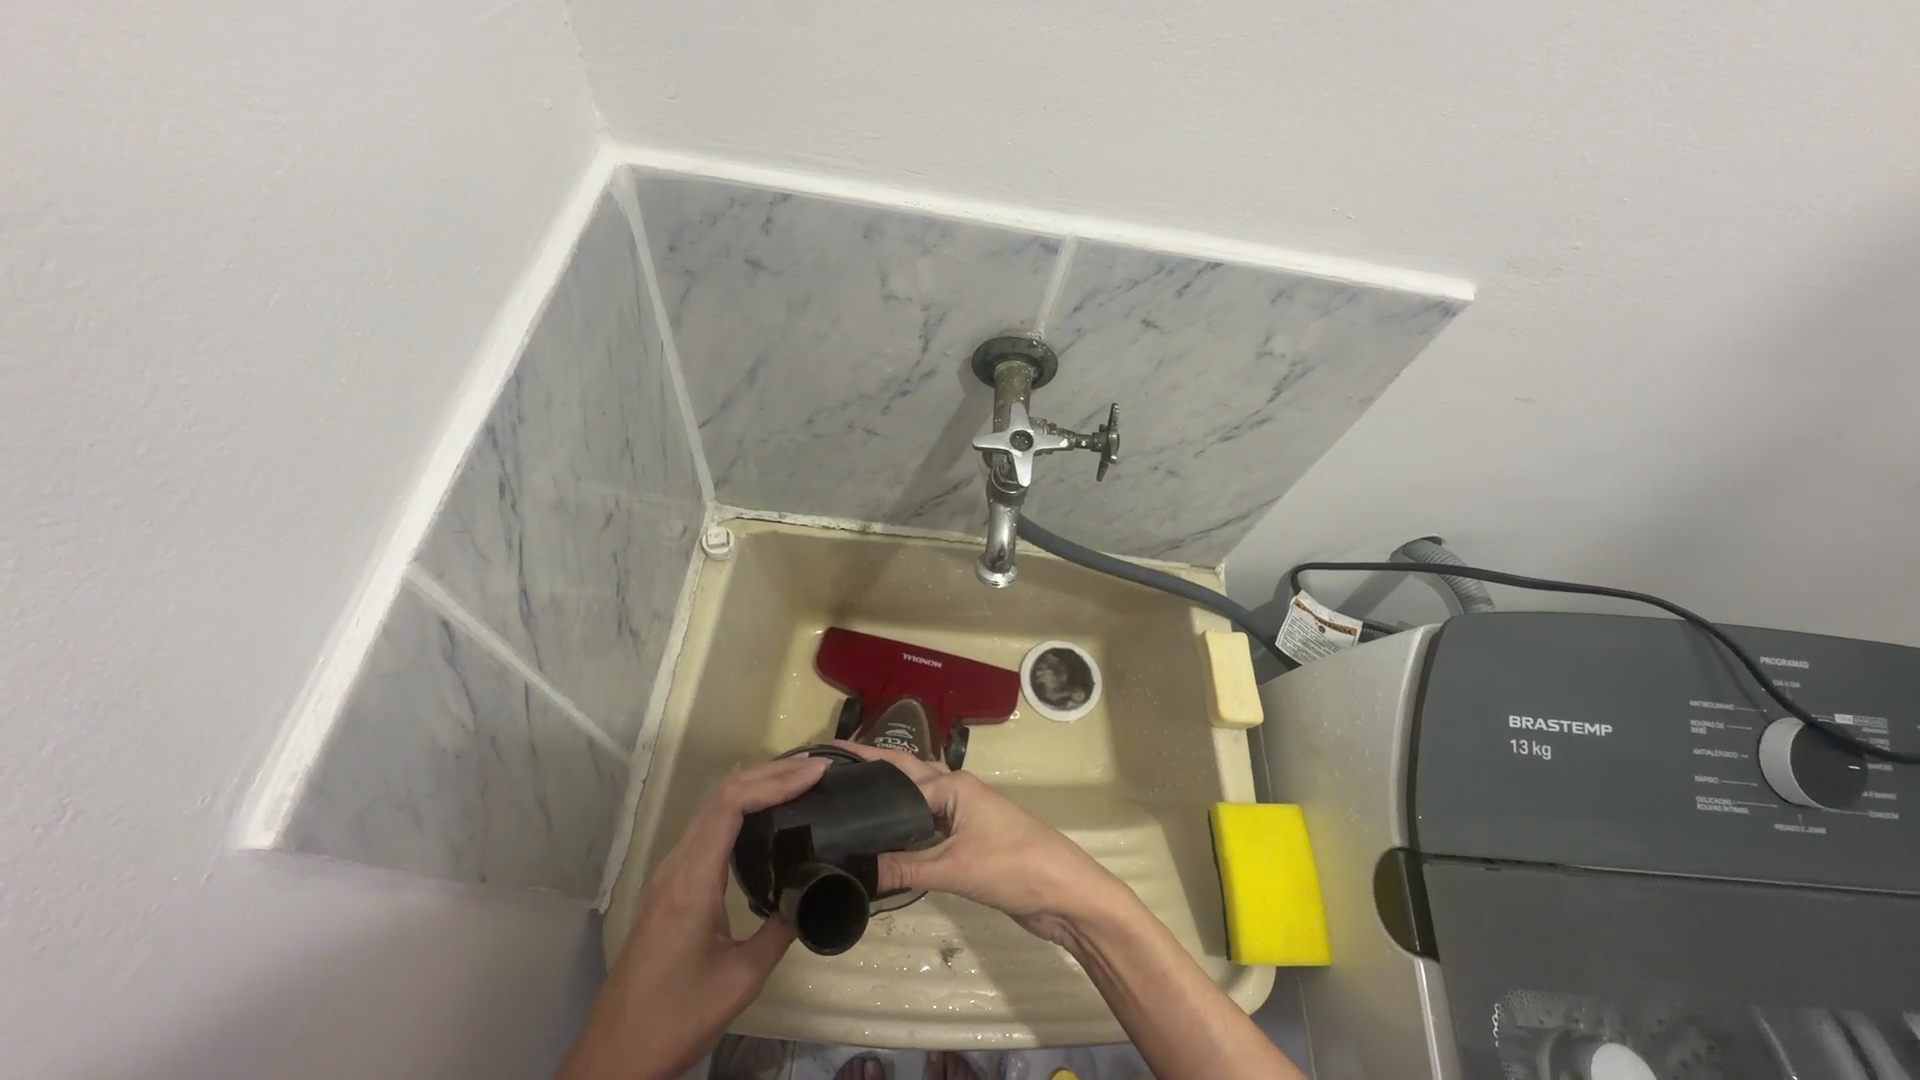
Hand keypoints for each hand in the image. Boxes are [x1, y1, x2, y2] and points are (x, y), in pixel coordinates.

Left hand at [559, 755, 829, 1079]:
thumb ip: (780, 930)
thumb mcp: (742, 978)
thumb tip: (810, 895)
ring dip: (756, 786)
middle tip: (818, 770)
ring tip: (800, 781)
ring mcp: (669, 874)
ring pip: (712, 808)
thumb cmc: (677, 1017)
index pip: (731, 805)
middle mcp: (676, 866)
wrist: (617, 1053)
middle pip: (721, 795)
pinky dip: (740, 808)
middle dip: (771, 774)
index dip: (775, 780)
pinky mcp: (670, 886)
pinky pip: (707, 829)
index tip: (815, 774)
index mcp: (692, 882)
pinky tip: (762, 812)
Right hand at [835, 742, 1132, 945]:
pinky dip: (903, 827)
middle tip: (826, 769)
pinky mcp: (968, 840)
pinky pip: (926, 824)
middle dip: (871, 767)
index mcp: (953, 786)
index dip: (860, 773)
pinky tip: (883, 840)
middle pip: (906, 774)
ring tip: (848, 800)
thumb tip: (852, 870)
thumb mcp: (954, 869)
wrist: (1065, 894)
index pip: (896, 775)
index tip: (819, 771)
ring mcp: (964, 815)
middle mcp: (956, 791)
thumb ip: (903, 869)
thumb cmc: (1014, 868)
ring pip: (917, 798)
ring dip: (889, 795)